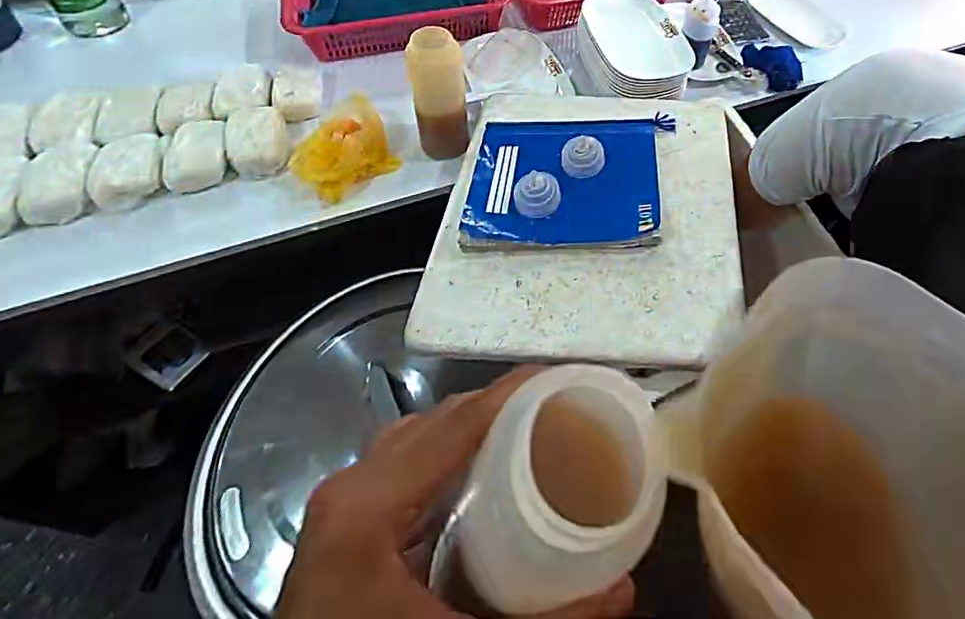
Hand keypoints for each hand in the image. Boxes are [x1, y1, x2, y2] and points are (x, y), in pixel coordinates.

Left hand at [276, 367, 635, 618]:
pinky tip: (478, 475)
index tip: (561, 375)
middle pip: (437, 421)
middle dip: (497, 407)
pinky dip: (446, 455)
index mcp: (367, 505)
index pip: (453, 424)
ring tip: (523, 432)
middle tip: (554, 408)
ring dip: (470, 428)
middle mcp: (351, 488)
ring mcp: (341, 503)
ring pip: (418, 437)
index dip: (511, 393)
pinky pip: (403, 463)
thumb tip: (623, 589)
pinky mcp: (343, 524)